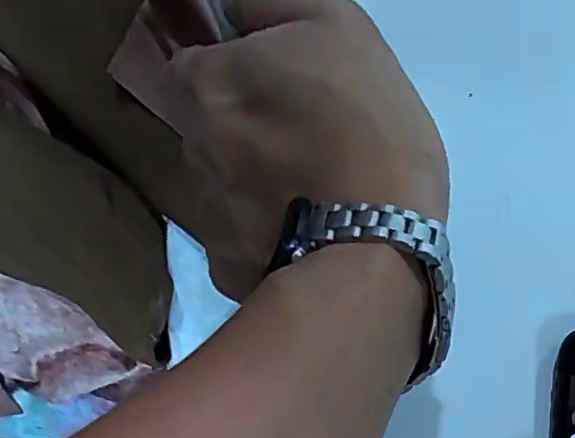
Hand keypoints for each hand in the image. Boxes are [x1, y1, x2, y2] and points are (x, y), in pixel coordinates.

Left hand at [167, 0, 448, 298]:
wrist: (381, 248)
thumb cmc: (367, 132)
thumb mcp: (338, 27)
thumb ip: (272, 7)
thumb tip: (233, 11)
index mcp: (206, 85)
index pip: (193, 71)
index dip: (235, 85)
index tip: (276, 106)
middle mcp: (193, 150)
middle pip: (207, 140)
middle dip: (242, 147)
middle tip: (301, 164)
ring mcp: (210, 218)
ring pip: (222, 200)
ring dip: (252, 202)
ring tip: (308, 216)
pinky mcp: (232, 273)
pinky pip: (237, 256)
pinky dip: (261, 253)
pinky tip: (299, 252)